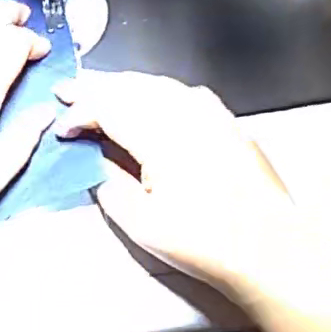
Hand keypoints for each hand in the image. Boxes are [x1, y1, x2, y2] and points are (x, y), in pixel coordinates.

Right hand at [54, 70, 328, 300]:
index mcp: (159, 135)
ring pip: (159, 85)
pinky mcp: (229, 123)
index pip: (109, 107)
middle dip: (98, 87)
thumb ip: (108, 184)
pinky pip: (184, 93)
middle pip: (132, 86)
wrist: (268, 246)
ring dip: (127, 86)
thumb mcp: (140, 222)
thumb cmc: (202, 240)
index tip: (62, 125)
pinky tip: (152, 101)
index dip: (80, 111)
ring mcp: (212, 114)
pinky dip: (157, 92)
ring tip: (104, 92)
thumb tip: (95, 163)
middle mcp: (186, 113)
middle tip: (71, 90)